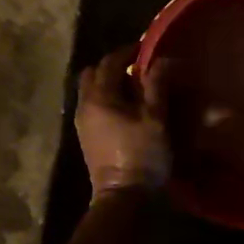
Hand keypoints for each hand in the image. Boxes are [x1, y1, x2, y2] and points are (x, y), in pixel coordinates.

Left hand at [76, 47, 170, 195]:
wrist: (122, 196)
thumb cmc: (141, 154)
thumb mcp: (155, 118)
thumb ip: (156, 85)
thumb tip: (160, 59)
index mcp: (100, 96)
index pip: (110, 62)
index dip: (127, 51)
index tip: (145, 48)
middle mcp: (84, 105)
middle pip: (93, 73)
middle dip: (112, 66)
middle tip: (136, 68)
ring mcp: (82, 122)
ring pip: (90, 90)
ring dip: (108, 83)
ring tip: (133, 88)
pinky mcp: (85, 137)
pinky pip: (92, 106)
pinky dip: (106, 99)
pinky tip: (125, 109)